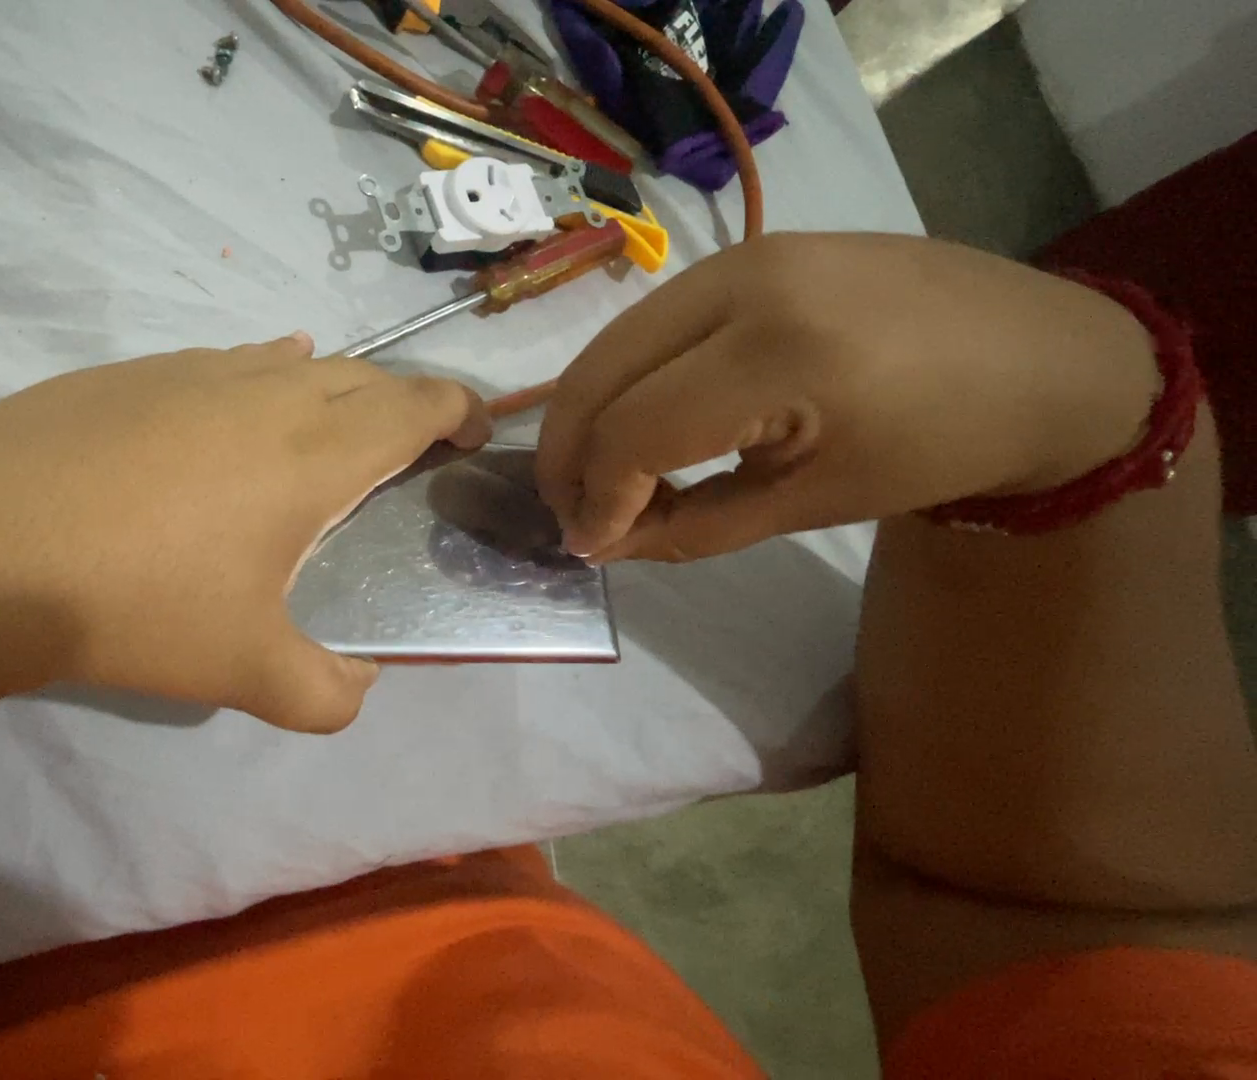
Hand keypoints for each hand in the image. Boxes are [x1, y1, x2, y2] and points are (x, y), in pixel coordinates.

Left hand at [0, 334, 488, 731]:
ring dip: (328, 388)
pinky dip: (258, 377)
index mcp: (314, 452)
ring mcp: (192, 374)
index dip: (457, 410)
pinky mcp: (130, 374)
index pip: (416, 404)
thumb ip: (326, 694)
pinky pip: (224, 363)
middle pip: (362, 376)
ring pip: (291, 363)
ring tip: (329, 427)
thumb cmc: (134, 604)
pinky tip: (240, 402)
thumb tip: (357, 689)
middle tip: (401, 451)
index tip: (471, 433)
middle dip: (400, 403)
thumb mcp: (245, 673)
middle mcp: (265, 393)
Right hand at [535, 233, 1160, 561]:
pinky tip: (636, 425)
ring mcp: (740, 255)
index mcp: (783, 352)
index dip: (597, 497)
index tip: (589, 545)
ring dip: (585, 418)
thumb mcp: (806, 505)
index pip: (635, 430)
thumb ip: (685, 528)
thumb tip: (596, 543)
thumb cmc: (939, 447)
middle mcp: (745, 282)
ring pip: (608, 346)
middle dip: (566, 456)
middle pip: (598, 376)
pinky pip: (644, 326)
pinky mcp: (743, 253)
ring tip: (596, 475)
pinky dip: (620, 384)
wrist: (1047, 356)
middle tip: (571, 511)